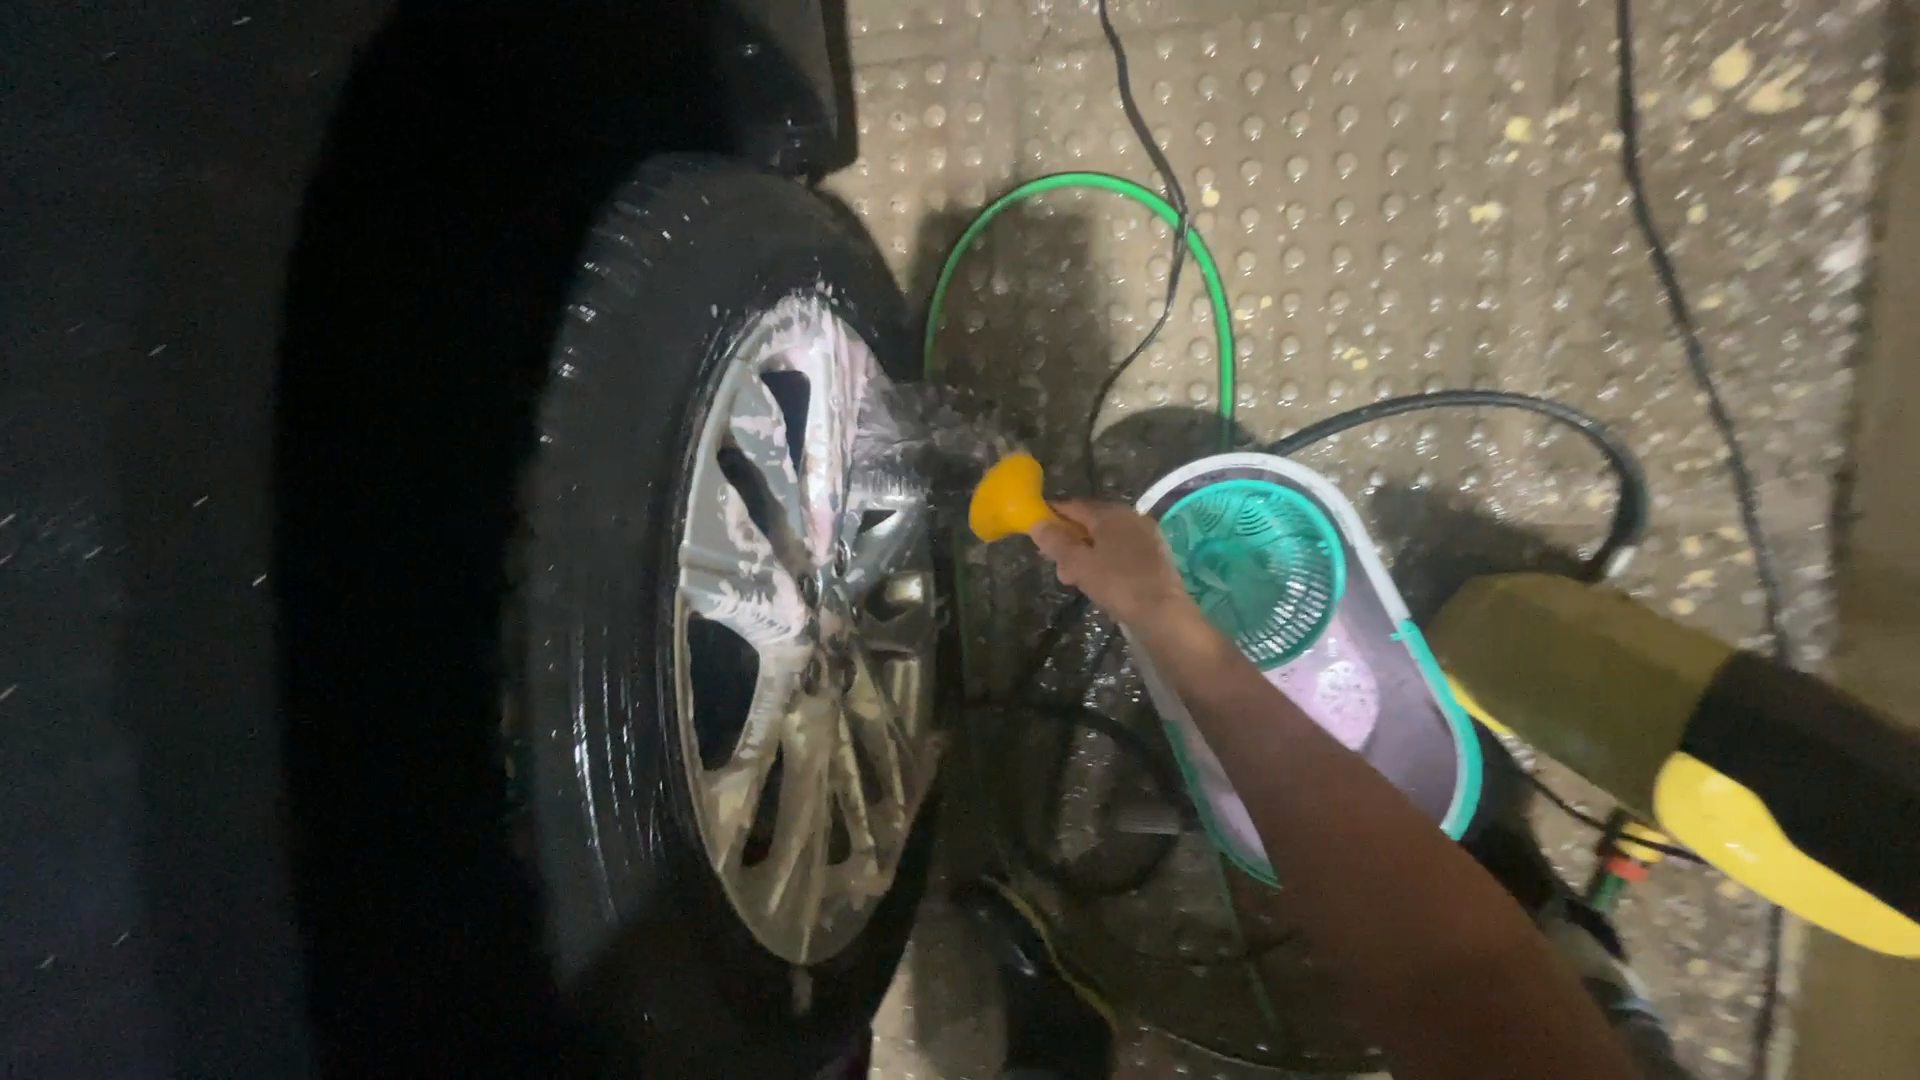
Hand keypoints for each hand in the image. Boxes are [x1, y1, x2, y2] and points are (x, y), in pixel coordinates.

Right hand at [1029, 499, 1193, 625]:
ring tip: (1076, 579)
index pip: (1073, 506)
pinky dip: (1106, 561)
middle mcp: (1130, 517)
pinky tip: (1101, 582)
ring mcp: (1146, 535)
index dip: (1052, 516)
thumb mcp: (1078, 563)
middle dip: (1070, 541)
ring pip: (1106, 539)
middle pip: (1090, 522)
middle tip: (1058, 567)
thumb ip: (1055, 541)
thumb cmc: (1117, 584)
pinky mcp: (1156, 555)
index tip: (1037, 532)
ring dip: (1086, 555)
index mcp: (1110, 513)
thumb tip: (1036, 522)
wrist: (1164, 613)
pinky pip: (1122, 551)